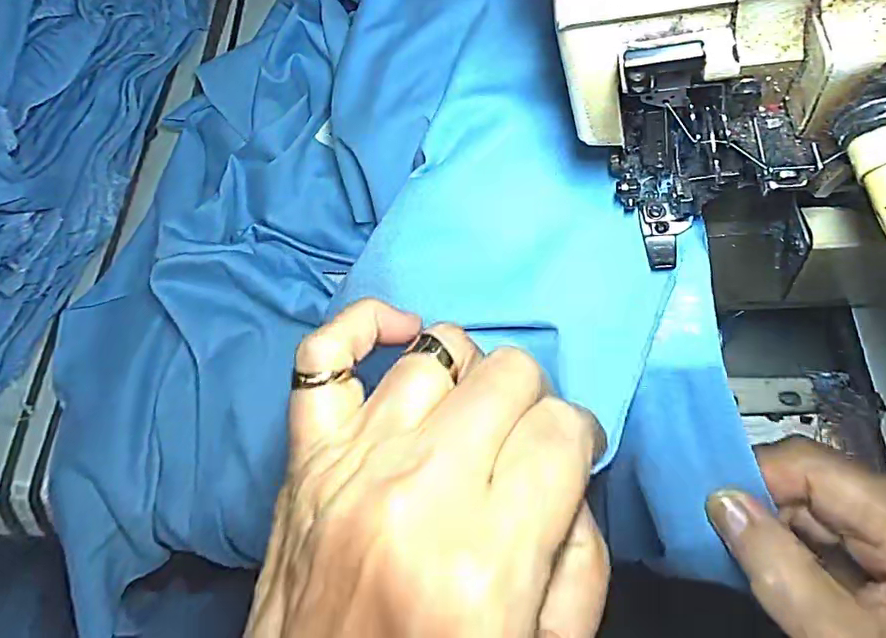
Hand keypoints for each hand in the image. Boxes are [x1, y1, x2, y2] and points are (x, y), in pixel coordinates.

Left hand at [246, 298, 608, 637]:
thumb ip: (581, 559)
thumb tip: (568, 468)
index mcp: (484, 558)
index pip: (562, 430)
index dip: (578, 437)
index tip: (569, 456)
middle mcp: (417, 492)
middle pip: (508, 374)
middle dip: (533, 402)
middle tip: (523, 441)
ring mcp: (352, 464)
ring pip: (439, 350)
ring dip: (471, 374)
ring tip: (472, 412)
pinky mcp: (304, 458)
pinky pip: (321, 357)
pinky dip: (362, 327)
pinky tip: (400, 333)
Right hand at [706, 437, 885, 637]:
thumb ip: (781, 573)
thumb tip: (722, 501)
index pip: (816, 468)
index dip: (754, 477)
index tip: (707, 501)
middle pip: (814, 481)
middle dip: (765, 507)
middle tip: (721, 535)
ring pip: (814, 501)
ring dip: (776, 525)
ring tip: (746, 554)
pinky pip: (828, 524)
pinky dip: (795, 541)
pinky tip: (777, 562)